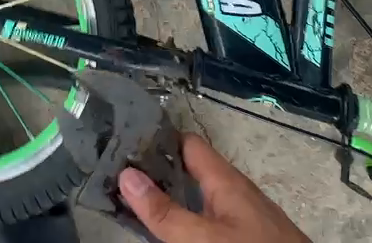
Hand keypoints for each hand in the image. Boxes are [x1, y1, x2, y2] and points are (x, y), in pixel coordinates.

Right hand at [117, 134, 311, 242]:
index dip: (155, 138)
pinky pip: (213, 223)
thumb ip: (165, 212)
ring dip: (173, 202)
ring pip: (201, 201)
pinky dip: (190, 223)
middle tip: (120, 176)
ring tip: (136, 204)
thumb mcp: (203, 240)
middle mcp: (236, 195)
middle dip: (158, 174)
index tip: (122, 142)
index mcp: (226, 181)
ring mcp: (246, 223)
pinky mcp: (251, 242)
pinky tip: (174, 236)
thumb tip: (125, 173)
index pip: (186, 142)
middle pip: (191, 172)